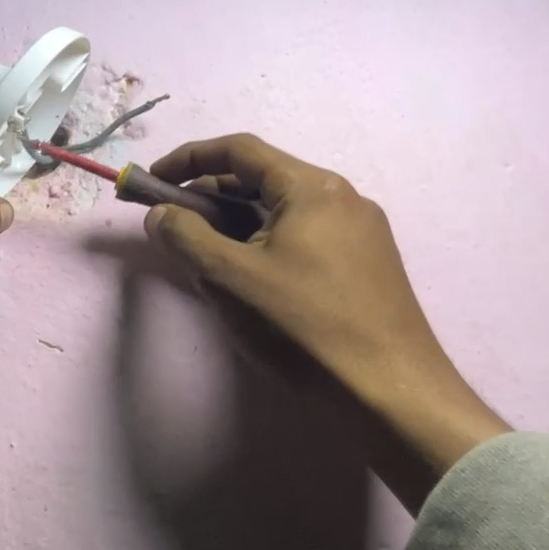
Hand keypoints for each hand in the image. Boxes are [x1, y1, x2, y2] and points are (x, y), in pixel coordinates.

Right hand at [143, 133, 508, 511]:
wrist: (395, 399)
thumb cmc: (306, 326)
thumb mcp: (230, 276)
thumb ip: (185, 235)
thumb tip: (160, 214)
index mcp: (313, 188)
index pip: (239, 150)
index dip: (188, 158)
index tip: (154, 179)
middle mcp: (342, 198)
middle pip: (260, 177)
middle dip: (208, 193)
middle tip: (171, 221)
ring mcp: (359, 232)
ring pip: (280, 209)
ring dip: (233, 220)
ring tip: (202, 252)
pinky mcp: (365, 265)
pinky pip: (301, 234)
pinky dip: (261, 240)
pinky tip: (245, 275)